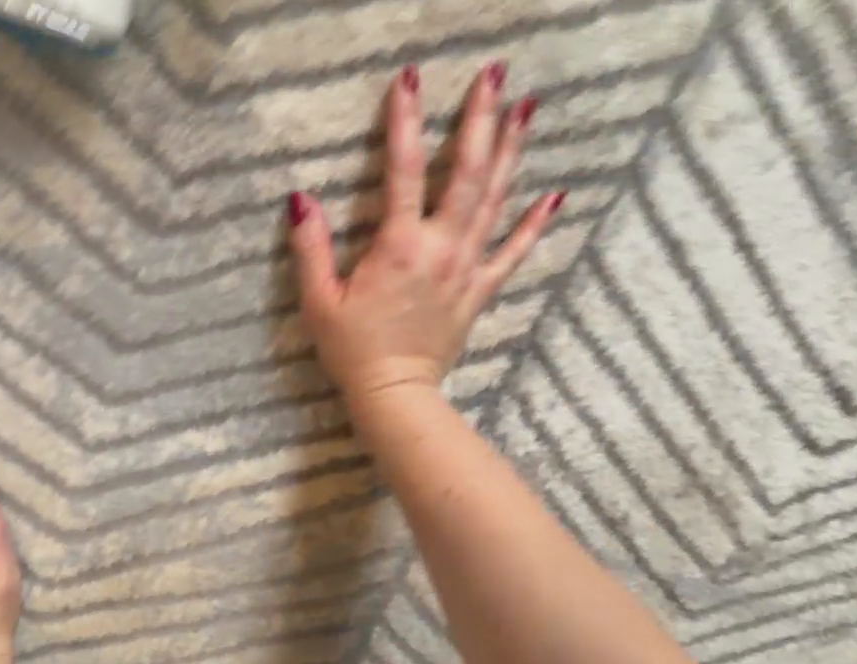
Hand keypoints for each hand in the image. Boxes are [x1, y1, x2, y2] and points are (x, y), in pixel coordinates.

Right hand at [288, 61, 561, 407]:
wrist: (394, 393)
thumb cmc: (351, 350)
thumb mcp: (319, 301)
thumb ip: (310, 248)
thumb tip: (300, 198)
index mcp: (399, 246)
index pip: (404, 170)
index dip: (406, 121)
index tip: (411, 80)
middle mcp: (441, 247)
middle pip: (468, 172)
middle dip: (481, 120)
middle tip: (495, 76)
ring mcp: (466, 268)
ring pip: (496, 200)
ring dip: (511, 151)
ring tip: (526, 108)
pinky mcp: (480, 290)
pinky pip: (514, 252)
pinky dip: (536, 223)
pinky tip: (556, 195)